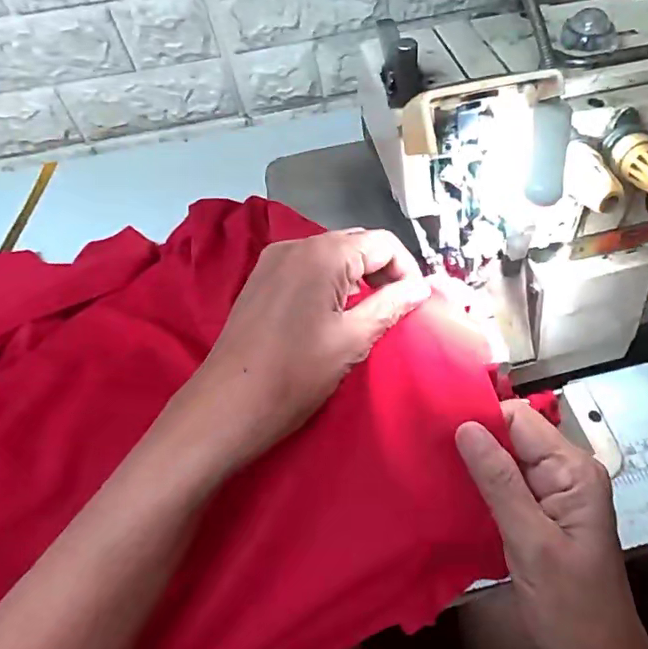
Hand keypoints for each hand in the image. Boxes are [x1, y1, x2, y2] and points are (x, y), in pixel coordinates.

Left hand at [190, 228, 430, 464]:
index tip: (414, 302)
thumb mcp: (353, 340)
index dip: (407, 269)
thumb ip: (392, 305)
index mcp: (324, 254)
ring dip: (358, 275)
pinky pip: (308, 265)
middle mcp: (297, 245)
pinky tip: (332, 312)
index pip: (383, 242)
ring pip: (332, 253)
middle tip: (396, 307)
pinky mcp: (261, 278)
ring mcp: (274, 260)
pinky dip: (330, 280)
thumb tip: (421, 288)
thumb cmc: (295, 374)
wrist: (227, 406)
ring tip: (368, 312)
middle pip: (357, 242)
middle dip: (384, 269)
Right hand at [455, 401, 647, 648]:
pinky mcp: (547, 513)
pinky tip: (457, 497)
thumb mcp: (531, 544)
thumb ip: (499, 482)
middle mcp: (569, 471)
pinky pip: (512, 485)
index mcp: (574, 470)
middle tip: (428, 452)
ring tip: (435, 470)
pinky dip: (486, 488)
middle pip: (515, 436)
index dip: (482, 419)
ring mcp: (559, 492)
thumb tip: (465, 427)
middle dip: (476, 441)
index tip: (437, 429)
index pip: (521, 419)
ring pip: (510, 460)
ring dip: (477, 466)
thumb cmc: (571, 608)